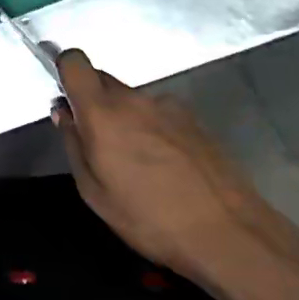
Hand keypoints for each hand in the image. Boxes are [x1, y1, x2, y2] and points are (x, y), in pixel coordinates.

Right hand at [52, 49, 276, 274]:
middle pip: (103, 80)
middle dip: (94, 101)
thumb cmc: (151, 218)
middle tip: (100, 140)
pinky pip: (161, 115)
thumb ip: (73, 144)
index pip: (74, 62)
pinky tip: (169, 166)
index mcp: (101, 111)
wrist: (233, 237)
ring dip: (127, 118)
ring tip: (140, 161)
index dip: (65, 69)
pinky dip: (155, 130)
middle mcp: (134, 98)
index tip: (65, 94)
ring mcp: (169, 107)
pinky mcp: (197, 122)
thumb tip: (65, 114)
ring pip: (133, 101)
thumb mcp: (94, 192)